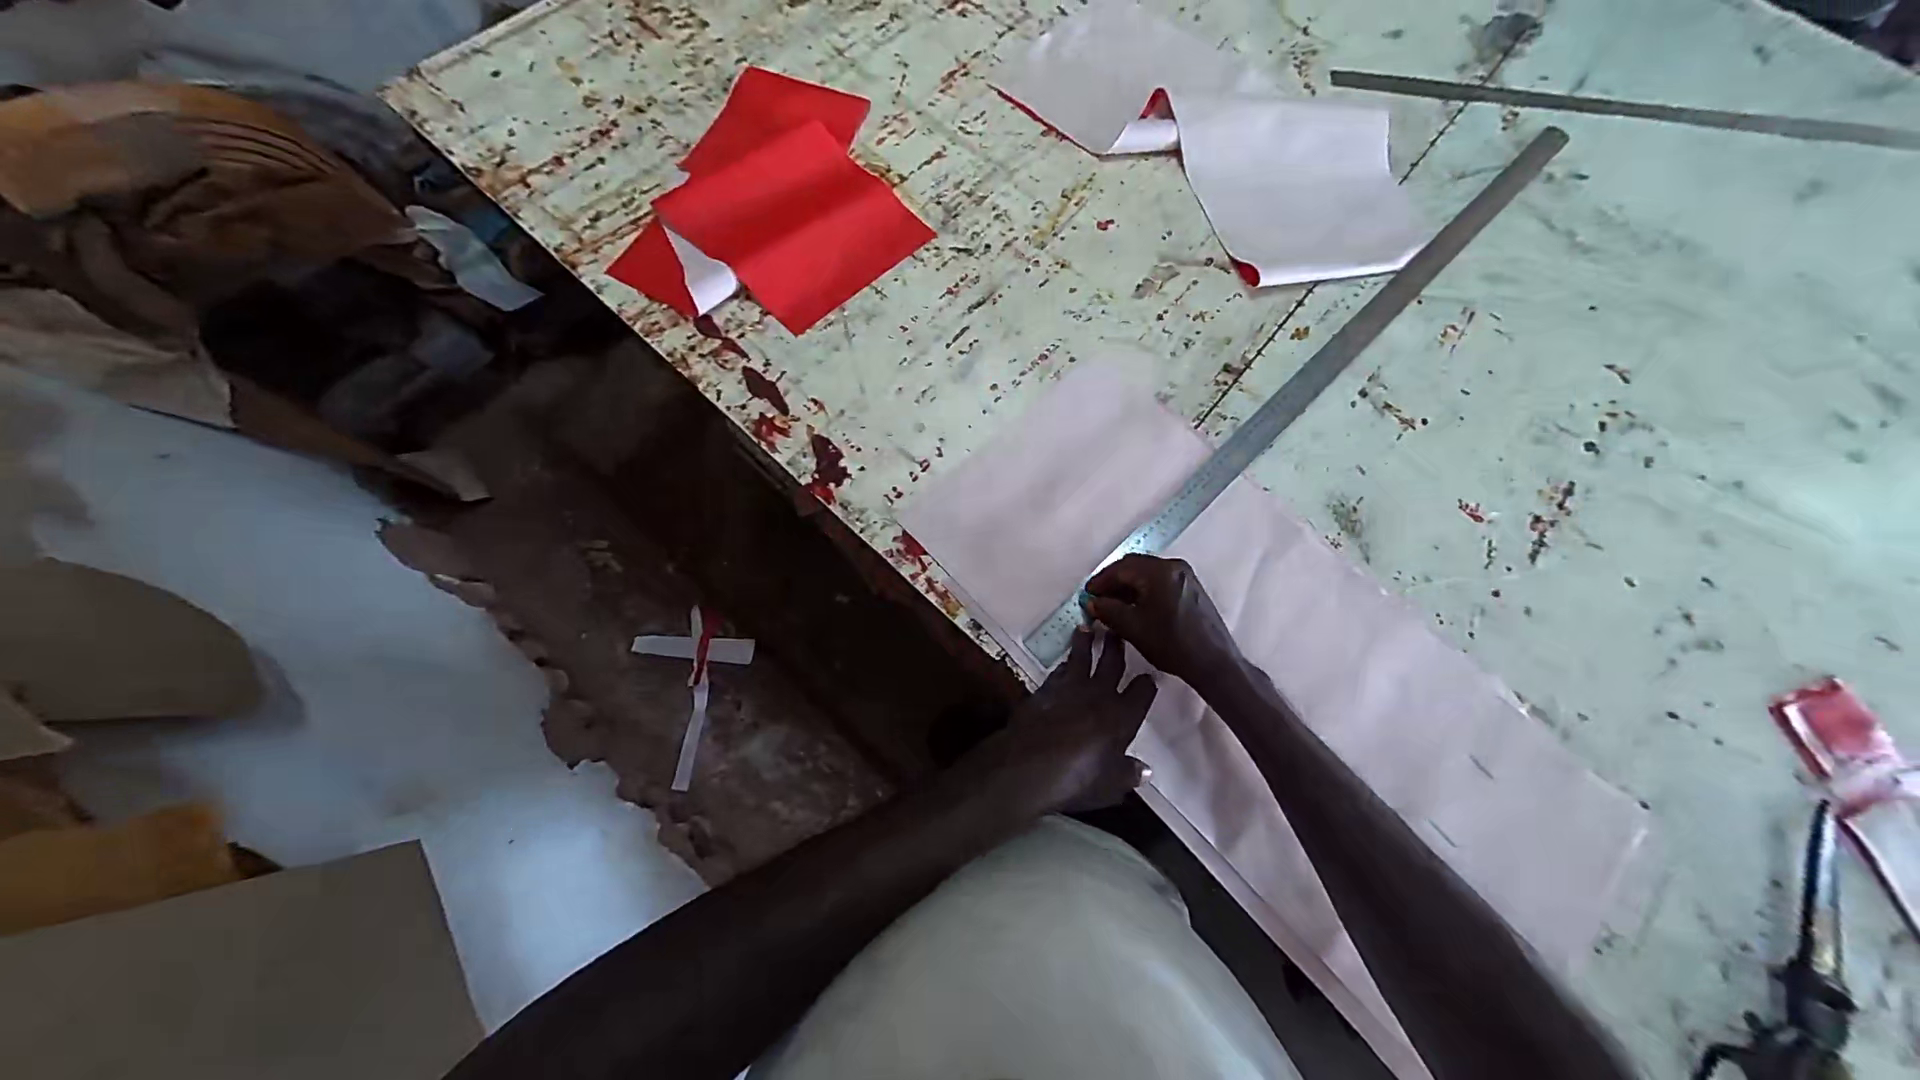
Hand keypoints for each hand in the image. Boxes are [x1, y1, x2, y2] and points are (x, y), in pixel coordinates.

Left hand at [962, 627, 1157, 813]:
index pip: (1142, 692)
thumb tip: (1144, 770)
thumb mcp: (1111, 784)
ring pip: (1082, 658)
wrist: (1031, 763)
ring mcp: (1070, 688)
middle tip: (1117, 630)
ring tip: (1087, 628)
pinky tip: (1066, 662)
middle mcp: (1099, 695)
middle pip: (1112, 664)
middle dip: (1116, 647)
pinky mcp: (1046, 689)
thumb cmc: (1079, 777)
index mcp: (1122, 715)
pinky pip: (1060, 671)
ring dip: (1086, 643)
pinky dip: (1065, 664)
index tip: (1150, 676)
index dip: (1148, 684)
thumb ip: (1128, 773)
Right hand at [1085, 554, 1240, 685]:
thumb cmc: (1173, 644)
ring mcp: (1185, 577)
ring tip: (1113, 607)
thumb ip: (1107, 610)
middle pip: (1134, 567)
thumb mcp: (1132, 627)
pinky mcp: (1190, 589)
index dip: (1100, 581)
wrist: (1212, 662)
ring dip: (1128, 587)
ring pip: (1147, 575)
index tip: (1088, 594)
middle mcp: (1174, 568)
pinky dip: (1143, 591)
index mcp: (1160, 572)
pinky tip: (1133, 609)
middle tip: (1098, 599)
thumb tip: (1092, 602)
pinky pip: (1159, 582)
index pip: (1121, 568)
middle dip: (1113, 582)